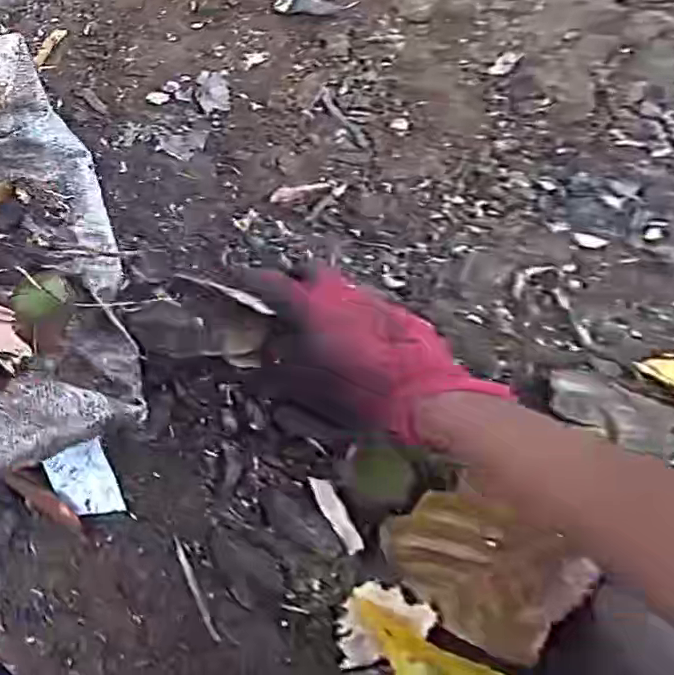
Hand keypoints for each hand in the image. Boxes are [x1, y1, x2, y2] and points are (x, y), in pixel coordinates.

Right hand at [244, 264, 514, 444]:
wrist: (433, 404)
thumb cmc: (366, 393)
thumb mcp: (304, 386)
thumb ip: (273, 373)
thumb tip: (256, 377)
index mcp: (309, 306)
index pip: (267, 281)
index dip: (249, 280)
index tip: (240, 281)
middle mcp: (341, 296)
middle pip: (307, 270)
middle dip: (293, 278)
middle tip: (285, 295)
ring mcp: (376, 304)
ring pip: (342, 287)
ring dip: (328, 299)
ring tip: (323, 321)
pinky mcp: (406, 318)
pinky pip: (373, 307)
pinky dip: (360, 316)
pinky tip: (360, 338)